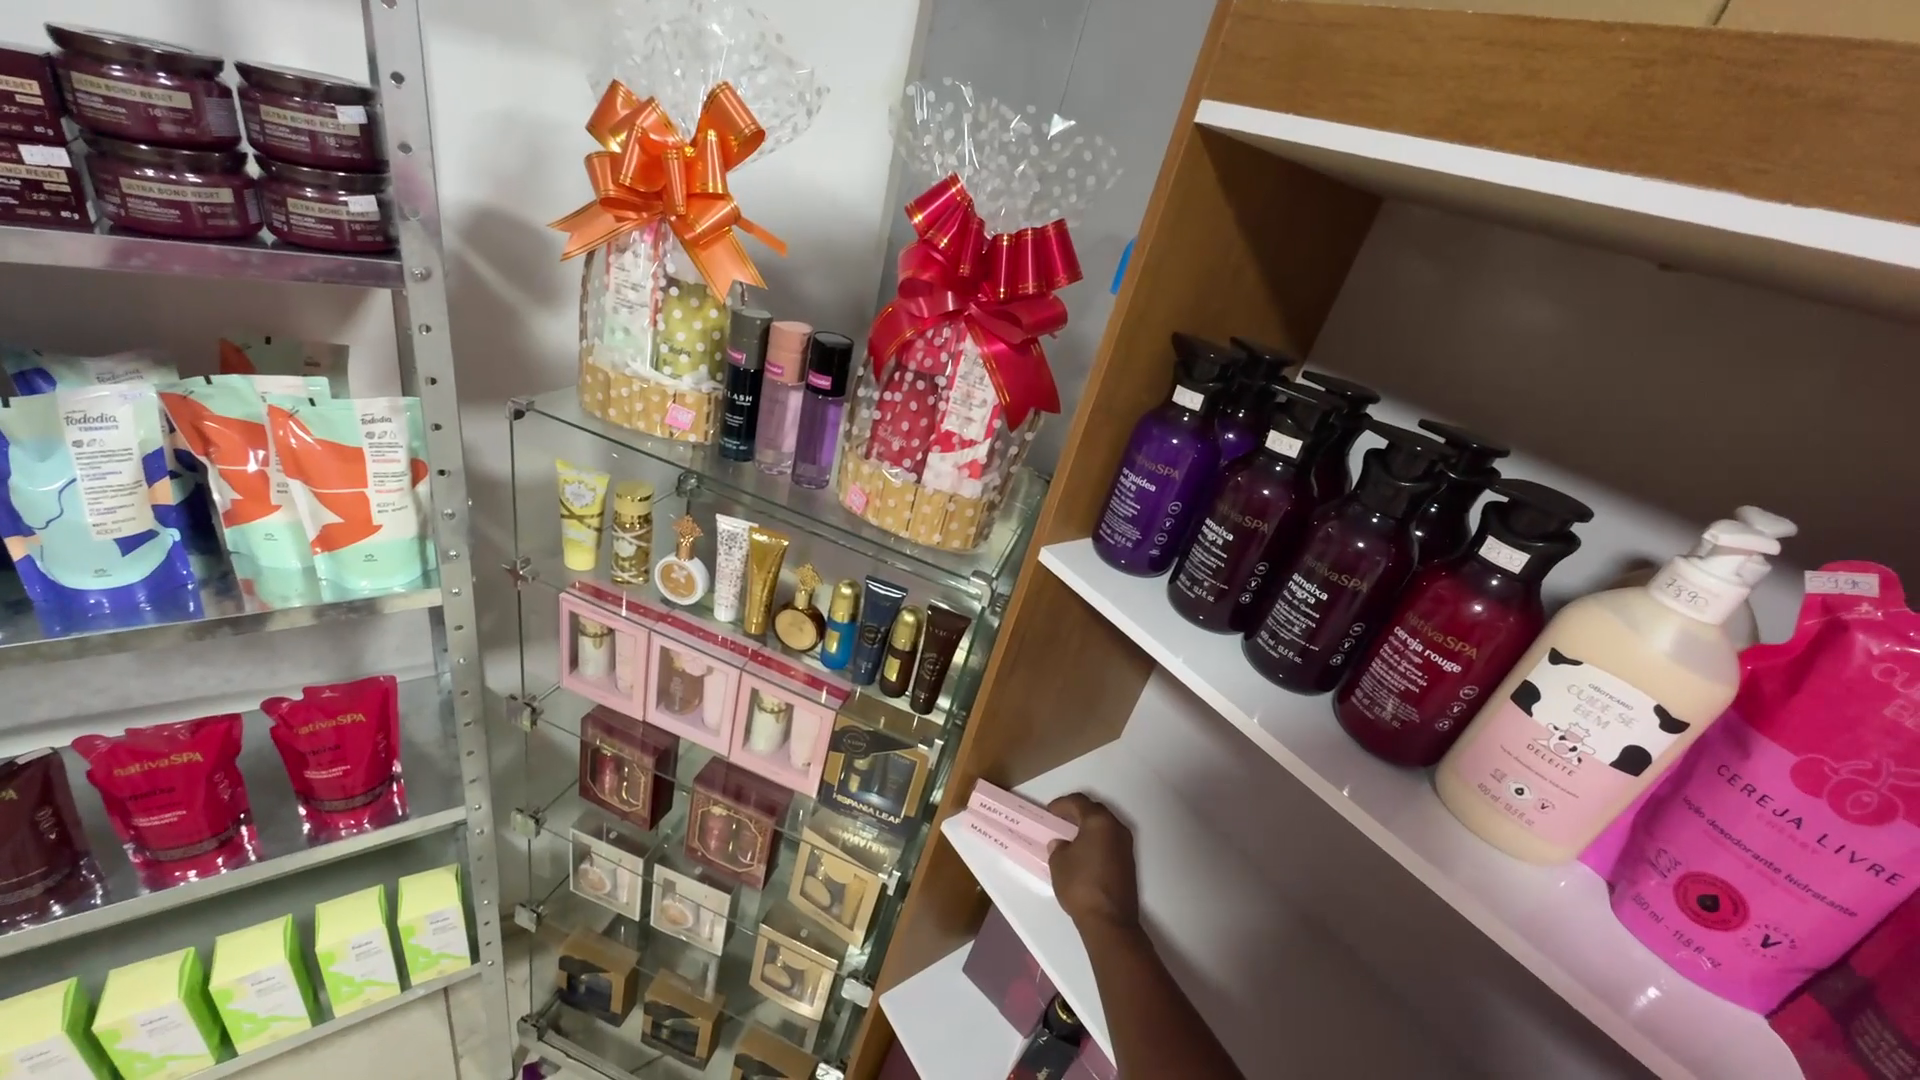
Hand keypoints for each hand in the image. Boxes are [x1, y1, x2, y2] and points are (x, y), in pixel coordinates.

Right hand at [1047, 793, 1140, 933]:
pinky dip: (1097, 841)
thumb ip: (1058, 847)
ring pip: (1105, 827)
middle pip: (1095, 811)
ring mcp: (1126, 846)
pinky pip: (1110, 842)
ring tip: (1071, 838)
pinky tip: (1084, 854)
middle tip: (1060, 822)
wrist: (1109, 920)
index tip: (1050, 812)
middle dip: (1077, 813)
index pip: (1079, 802)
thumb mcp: (1059, 863)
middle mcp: (1116, 828)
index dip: (1062, 804)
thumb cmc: (1080, 885)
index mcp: (1099, 822)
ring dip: (1088, 828)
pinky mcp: (1129, 862)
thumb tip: (1062, 844)